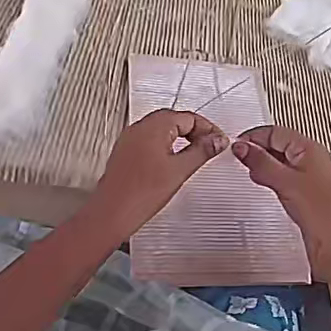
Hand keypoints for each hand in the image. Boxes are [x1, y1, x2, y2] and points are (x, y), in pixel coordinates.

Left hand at [83, 110, 227, 237]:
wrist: (112, 213)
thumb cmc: (138, 194)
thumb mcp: (180, 170)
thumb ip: (202, 151)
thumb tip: (216, 140)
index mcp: (153, 127)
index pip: (188, 117)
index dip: (207, 129)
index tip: (218, 141)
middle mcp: (138, 129)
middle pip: (173, 119)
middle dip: (194, 131)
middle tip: (209, 146)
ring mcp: (129, 140)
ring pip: (160, 130)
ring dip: (179, 138)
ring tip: (193, 155)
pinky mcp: (124, 153)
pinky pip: (148, 142)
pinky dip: (164, 147)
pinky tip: (171, 164)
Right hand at [233, 126, 330, 274]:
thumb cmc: (324, 212)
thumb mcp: (286, 181)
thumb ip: (261, 163)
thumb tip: (243, 148)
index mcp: (310, 149)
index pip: (275, 132)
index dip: (254, 137)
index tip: (236, 146)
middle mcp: (312, 160)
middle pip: (278, 144)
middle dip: (257, 150)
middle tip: (239, 158)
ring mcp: (310, 177)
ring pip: (280, 162)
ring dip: (263, 165)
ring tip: (250, 171)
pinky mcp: (306, 194)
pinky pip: (284, 178)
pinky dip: (271, 179)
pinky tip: (266, 186)